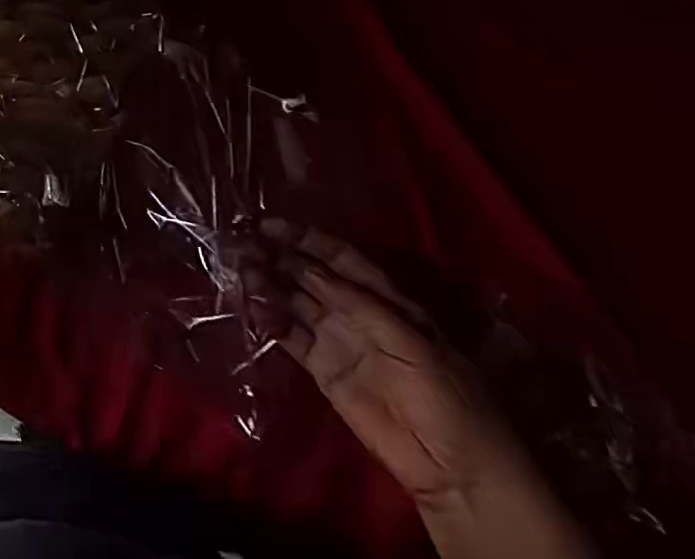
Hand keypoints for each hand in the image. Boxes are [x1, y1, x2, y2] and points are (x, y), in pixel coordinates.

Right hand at [261, 220, 593, 558]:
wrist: (454, 469)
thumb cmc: (447, 399)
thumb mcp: (411, 344)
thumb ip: (359, 305)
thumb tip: (306, 268)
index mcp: (385, 299)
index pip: (340, 257)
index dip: (306, 238)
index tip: (269, 224)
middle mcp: (354, 311)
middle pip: (309, 275)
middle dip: (277, 256)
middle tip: (241, 245)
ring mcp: (335, 338)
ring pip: (293, 300)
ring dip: (266, 284)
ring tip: (240, 272)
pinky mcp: (320, 367)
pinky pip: (288, 335)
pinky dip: (267, 320)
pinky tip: (251, 309)